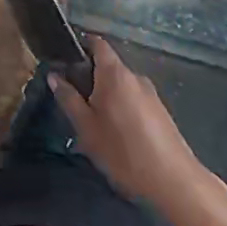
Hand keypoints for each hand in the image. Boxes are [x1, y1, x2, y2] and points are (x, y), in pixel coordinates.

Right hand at [49, 35, 213, 207]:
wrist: (172, 181)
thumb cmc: (121, 149)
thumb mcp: (85, 126)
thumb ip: (68, 98)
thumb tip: (54, 76)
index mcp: (115, 74)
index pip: (98, 44)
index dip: (80, 45)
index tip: (63, 57)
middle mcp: (135, 77)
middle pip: (108, 67)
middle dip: (88, 78)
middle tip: (71, 99)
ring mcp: (151, 95)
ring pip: (120, 86)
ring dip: (104, 96)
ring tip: (90, 121)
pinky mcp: (160, 112)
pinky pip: (132, 100)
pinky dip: (119, 107)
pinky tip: (113, 133)